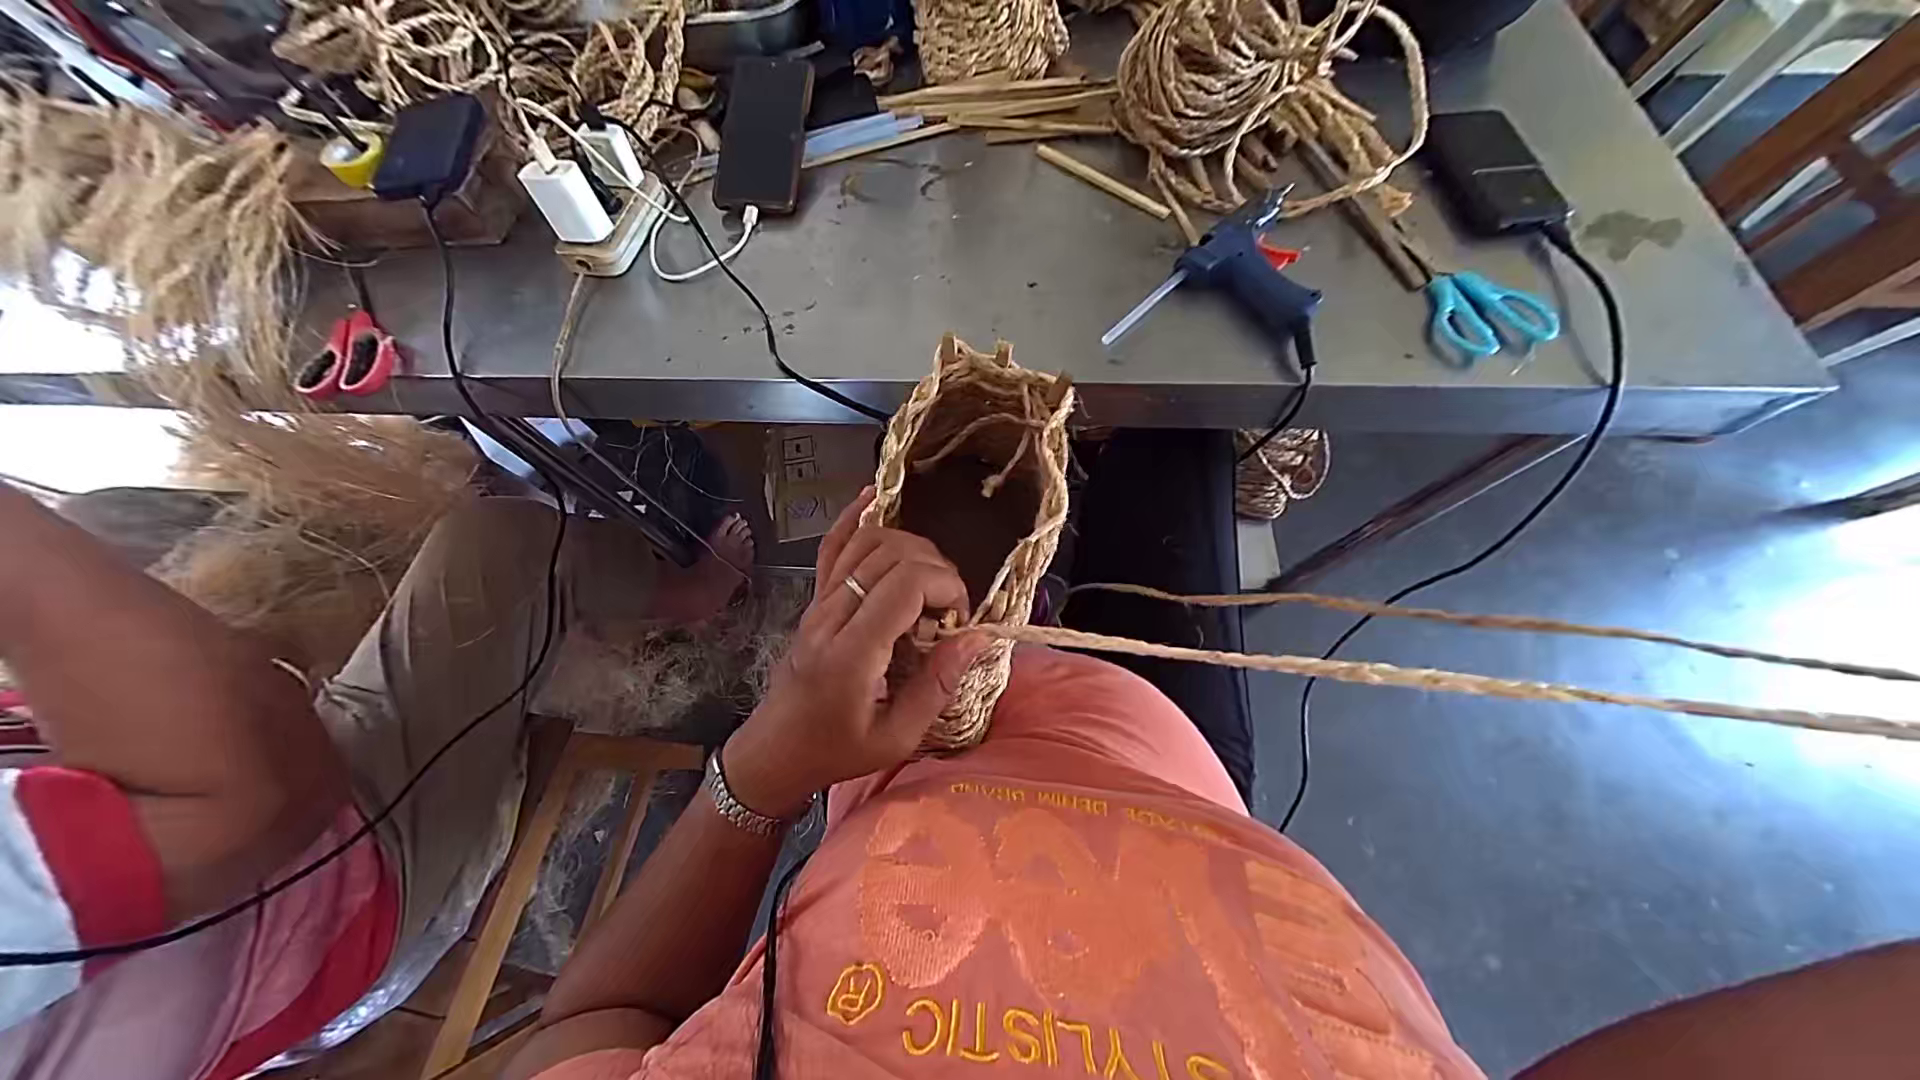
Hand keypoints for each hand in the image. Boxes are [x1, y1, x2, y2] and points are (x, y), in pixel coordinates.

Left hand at [723, 488, 986, 818]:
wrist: (776, 750)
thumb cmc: (837, 750)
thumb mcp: (898, 737)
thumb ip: (938, 684)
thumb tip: (979, 637)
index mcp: (853, 653)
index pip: (906, 583)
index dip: (946, 585)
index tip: (961, 616)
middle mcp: (832, 615)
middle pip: (891, 555)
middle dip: (936, 567)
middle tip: (950, 605)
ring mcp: (818, 602)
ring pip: (866, 541)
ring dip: (909, 546)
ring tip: (930, 577)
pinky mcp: (814, 599)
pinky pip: (832, 546)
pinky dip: (855, 517)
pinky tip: (875, 496)